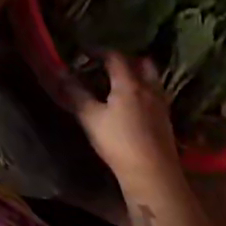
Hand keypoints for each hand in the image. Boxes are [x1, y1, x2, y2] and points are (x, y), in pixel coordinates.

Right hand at [64, 54, 183, 186]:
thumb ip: (76, 94)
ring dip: (138, 76)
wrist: (153, 174)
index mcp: (129, 83)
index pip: (115, 56)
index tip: (85, 52)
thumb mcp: (91, 118)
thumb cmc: (119, 143)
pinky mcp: (166, 120)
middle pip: (141, 63)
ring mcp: (161, 104)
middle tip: (108, 67)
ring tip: (121, 85)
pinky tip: (134, 106)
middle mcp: (149, 88)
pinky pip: (156, 96)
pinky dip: (144, 93)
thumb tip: (59, 73)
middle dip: (125, 60)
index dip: (99, 51)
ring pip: (151, 80)